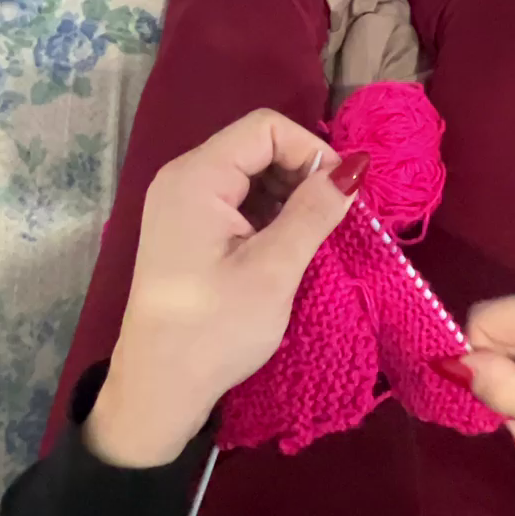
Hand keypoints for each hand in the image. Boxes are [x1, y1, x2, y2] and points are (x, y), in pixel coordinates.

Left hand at [85, 110, 367, 467]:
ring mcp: (182, 204)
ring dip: (289, 196)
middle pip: (256, 146)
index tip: (342, 195)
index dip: (312, 151)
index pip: (265, 128)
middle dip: (302, 173)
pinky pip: (237, 201)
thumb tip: (355, 168)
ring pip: (250, 174)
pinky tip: (285, 247)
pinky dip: (269, 214)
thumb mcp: (273, 269)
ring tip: (311, 239)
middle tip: (332, 220)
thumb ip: (315, 211)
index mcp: (196, 177)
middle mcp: (183, 178)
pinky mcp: (188, 229)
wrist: (159, 388)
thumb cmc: (215, 330)